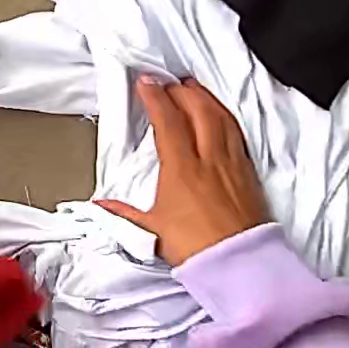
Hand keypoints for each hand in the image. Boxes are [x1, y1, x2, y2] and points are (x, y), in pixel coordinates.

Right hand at [97, 77, 269, 266]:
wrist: (238, 265)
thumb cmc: (195, 248)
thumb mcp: (152, 231)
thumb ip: (124, 213)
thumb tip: (100, 205)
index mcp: (182, 169)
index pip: (168, 121)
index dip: (155, 97)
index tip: (146, 82)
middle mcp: (209, 159)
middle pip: (197, 110)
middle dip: (181, 90)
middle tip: (168, 82)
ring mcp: (231, 162)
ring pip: (220, 117)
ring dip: (205, 97)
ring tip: (193, 87)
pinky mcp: (248, 171)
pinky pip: (236, 132)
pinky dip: (225, 116)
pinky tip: (219, 114)